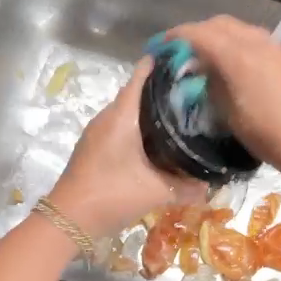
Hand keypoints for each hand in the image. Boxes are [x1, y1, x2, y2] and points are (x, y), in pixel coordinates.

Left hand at [47, 57, 206, 236]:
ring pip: (127, 112)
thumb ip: (186, 188)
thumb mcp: (155, 192)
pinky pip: (119, 128)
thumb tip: (212, 187)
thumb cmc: (111, 194)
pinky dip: (138, 128)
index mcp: (122, 116)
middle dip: (161, 91)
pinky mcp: (93, 148)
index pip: (141, 75)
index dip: (162, 64)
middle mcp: (107, 117)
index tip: (186, 62)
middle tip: (192, 95)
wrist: (68, 218)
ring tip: (179, 117)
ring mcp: (97, 132)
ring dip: (149, 112)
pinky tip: (155, 144)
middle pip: (136, 93)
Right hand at [167, 15, 280, 177]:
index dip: (175, 37)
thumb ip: (212, 84)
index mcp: (236, 54)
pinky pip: (258, 40)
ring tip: (210, 57)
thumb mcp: (227, 113)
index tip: (160, 46)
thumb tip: (203, 70)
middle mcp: (257, 42)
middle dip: (198, 33)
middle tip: (183, 51)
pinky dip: (240, 45)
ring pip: (241, 29)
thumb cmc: (266, 134)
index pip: (198, 34)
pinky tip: (238, 65)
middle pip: (220, 24)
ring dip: (221, 37)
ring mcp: (277, 47)